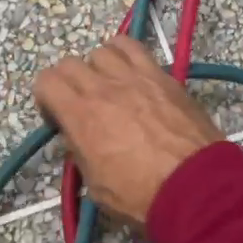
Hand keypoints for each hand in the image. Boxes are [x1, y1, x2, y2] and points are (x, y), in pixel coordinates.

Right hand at [33, 36, 227, 224]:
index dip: (46, 97)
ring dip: (97, 67)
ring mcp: (132, 76)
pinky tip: (128, 69)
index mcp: (81, 117)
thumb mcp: (97, 187)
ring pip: (101, 51)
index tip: (57, 117)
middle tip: (80, 102)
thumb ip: (81, 153)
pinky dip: (122, 52)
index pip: (46, 82)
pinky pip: (132, 46)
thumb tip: (78, 136)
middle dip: (68, 82)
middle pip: (70, 63)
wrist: (197, 189)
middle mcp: (101, 88)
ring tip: (108, 85)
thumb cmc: (142, 196)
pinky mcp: (159, 74)